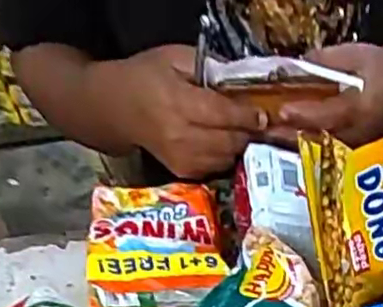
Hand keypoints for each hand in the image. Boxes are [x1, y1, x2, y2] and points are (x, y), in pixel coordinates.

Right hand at [111, 45, 265, 178]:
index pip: (223, 115)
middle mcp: (182, 136)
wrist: (119, 109)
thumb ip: (209, 69)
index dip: (247, 117)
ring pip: (227, 158)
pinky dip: (224, 156)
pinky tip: (221, 143)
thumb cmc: (147, 78)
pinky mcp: (184, 173)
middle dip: (246, 133)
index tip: (263, 116)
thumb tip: (241, 86)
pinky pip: (217, 168)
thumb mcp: (174, 58)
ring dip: (237, 146)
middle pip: (230, 141)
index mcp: (178, 103)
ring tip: (239, 133)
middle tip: (255, 125)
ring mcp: (183, 159)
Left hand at [271, 43, 382, 145]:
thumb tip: (301, 63)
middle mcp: (354, 135)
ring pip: (321, 148)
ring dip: (298, 142)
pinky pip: (331, 151)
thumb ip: (328, 61)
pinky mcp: (360, 153)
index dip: (299, 115)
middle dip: (289, 136)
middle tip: (266, 132)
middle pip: (315, 139)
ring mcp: (357, 148)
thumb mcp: (359, 56)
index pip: (320, 116)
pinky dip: (313, 145)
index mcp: (355, 111)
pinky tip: (300, 140)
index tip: (280, 112)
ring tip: (275, 137)